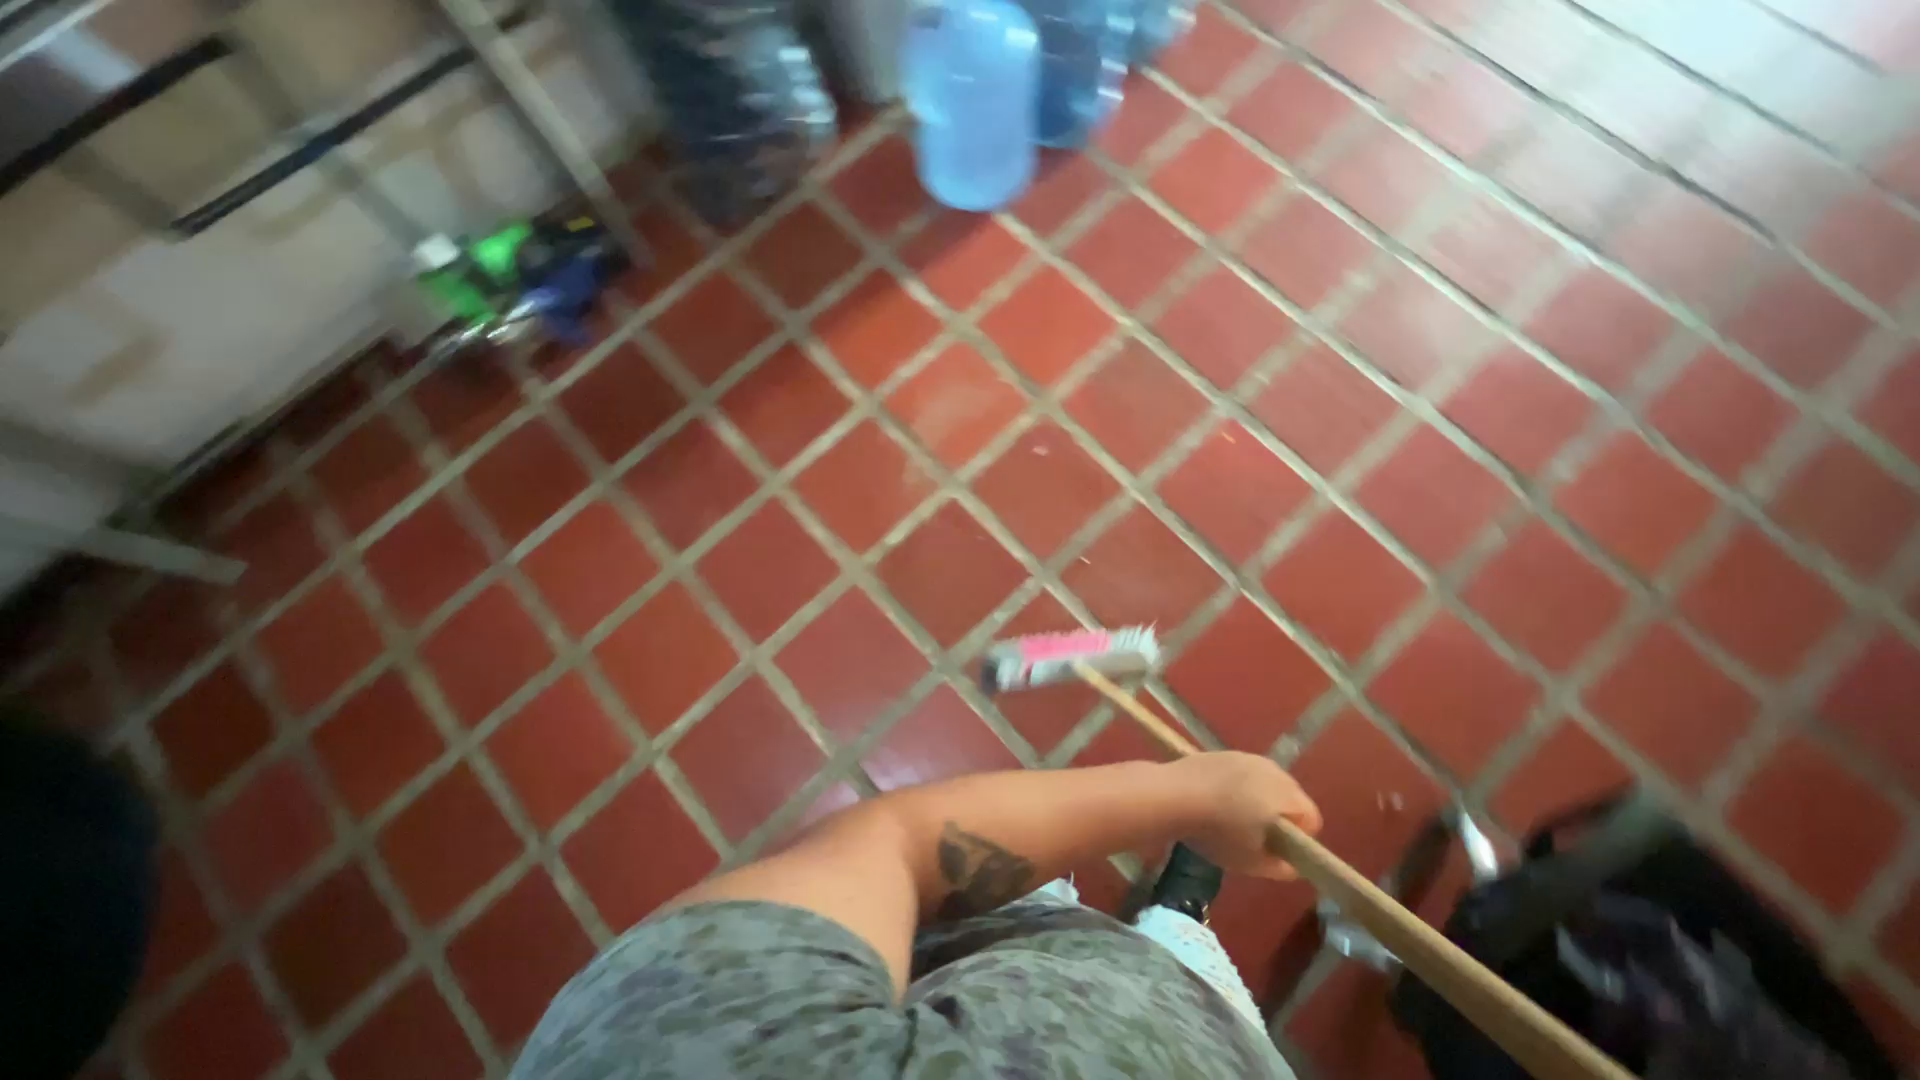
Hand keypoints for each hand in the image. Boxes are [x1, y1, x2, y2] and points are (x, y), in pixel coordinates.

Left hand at [1170, 752, 1321, 880]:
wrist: (1172, 795)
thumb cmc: (1217, 832)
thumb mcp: (1252, 863)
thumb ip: (1280, 868)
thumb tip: (1291, 866)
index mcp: (1287, 795)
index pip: (1312, 818)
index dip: (1301, 840)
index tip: (1278, 851)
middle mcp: (1273, 770)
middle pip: (1292, 796)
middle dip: (1281, 817)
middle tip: (1256, 836)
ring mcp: (1247, 757)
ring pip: (1268, 783)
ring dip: (1260, 799)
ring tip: (1235, 817)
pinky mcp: (1224, 752)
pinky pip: (1245, 773)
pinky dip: (1239, 786)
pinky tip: (1218, 800)